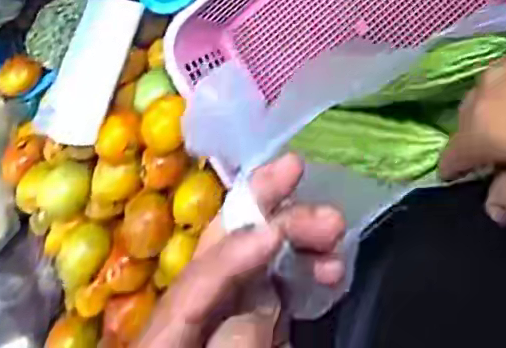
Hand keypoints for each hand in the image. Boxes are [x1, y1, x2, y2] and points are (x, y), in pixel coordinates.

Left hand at [135, 153, 345, 347]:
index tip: (274, 233)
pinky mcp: (252, 329)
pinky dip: (304, 271)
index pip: (201, 276)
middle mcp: (196, 310)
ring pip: (259, 258)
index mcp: (169, 329)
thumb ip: (232, 347)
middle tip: (302, 176)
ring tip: (335, 236)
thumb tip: (260, 308)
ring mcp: (227, 317)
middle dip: (266, 203)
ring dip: (297, 236)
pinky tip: (330, 270)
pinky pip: (279, 287)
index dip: (236, 250)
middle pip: (224, 242)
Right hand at [437, 33, 505, 223]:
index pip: (452, 152)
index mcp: (484, 126)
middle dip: (475, 136)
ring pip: (491, 89)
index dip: (454, 170)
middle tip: (498, 156)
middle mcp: (488, 87)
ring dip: (498, 109)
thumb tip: (492, 204)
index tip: (459, 178)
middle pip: (468, 116)